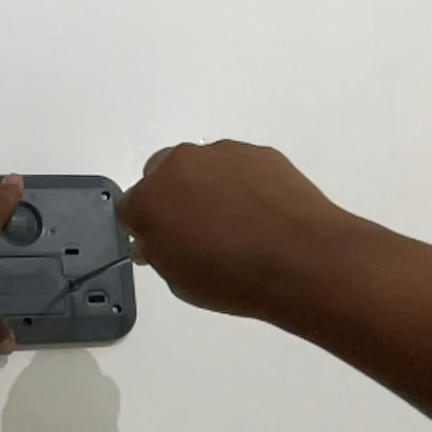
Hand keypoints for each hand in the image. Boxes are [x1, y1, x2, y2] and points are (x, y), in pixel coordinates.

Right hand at [117, 141, 368, 321]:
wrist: (302, 260)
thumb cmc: (229, 278)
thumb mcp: (177, 278)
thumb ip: (159, 250)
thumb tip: (161, 238)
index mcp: (148, 199)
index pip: (129, 210)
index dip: (144, 230)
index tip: (161, 246)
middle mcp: (177, 166)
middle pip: (160, 175)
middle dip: (170, 198)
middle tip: (193, 230)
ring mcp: (220, 154)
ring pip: (200, 168)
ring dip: (205, 188)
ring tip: (234, 224)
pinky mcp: (258, 152)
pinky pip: (236, 167)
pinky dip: (239, 184)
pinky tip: (259, 214)